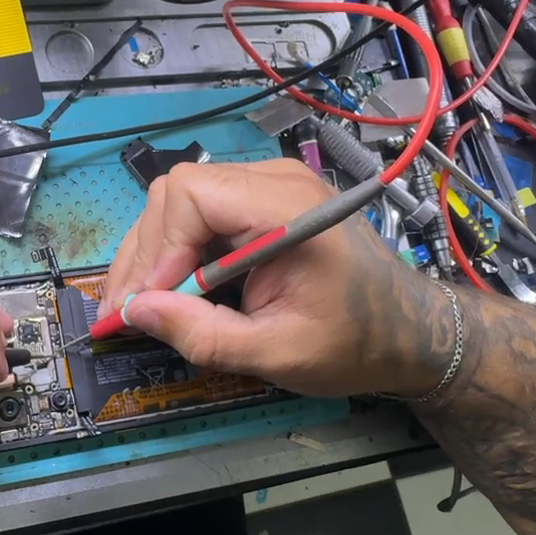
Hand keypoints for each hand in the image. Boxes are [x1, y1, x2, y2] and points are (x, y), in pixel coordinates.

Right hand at [102, 159, 453, 397]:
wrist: (406, 330)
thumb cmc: (354, 343)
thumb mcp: (276, 353)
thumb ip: (203, 334)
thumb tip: (135, 311)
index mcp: (286, 208)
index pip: (191, 194)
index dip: (160, 245)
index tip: (149, 300)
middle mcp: (273, 181)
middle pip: (176, 193)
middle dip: (147, 252)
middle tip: (129, 310)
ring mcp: (266, 187)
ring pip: (179, 201)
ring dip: (155, 252)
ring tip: (142, 304)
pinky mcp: (259, 202)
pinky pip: (199, 213)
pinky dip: (176, 250)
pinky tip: (172, 287)